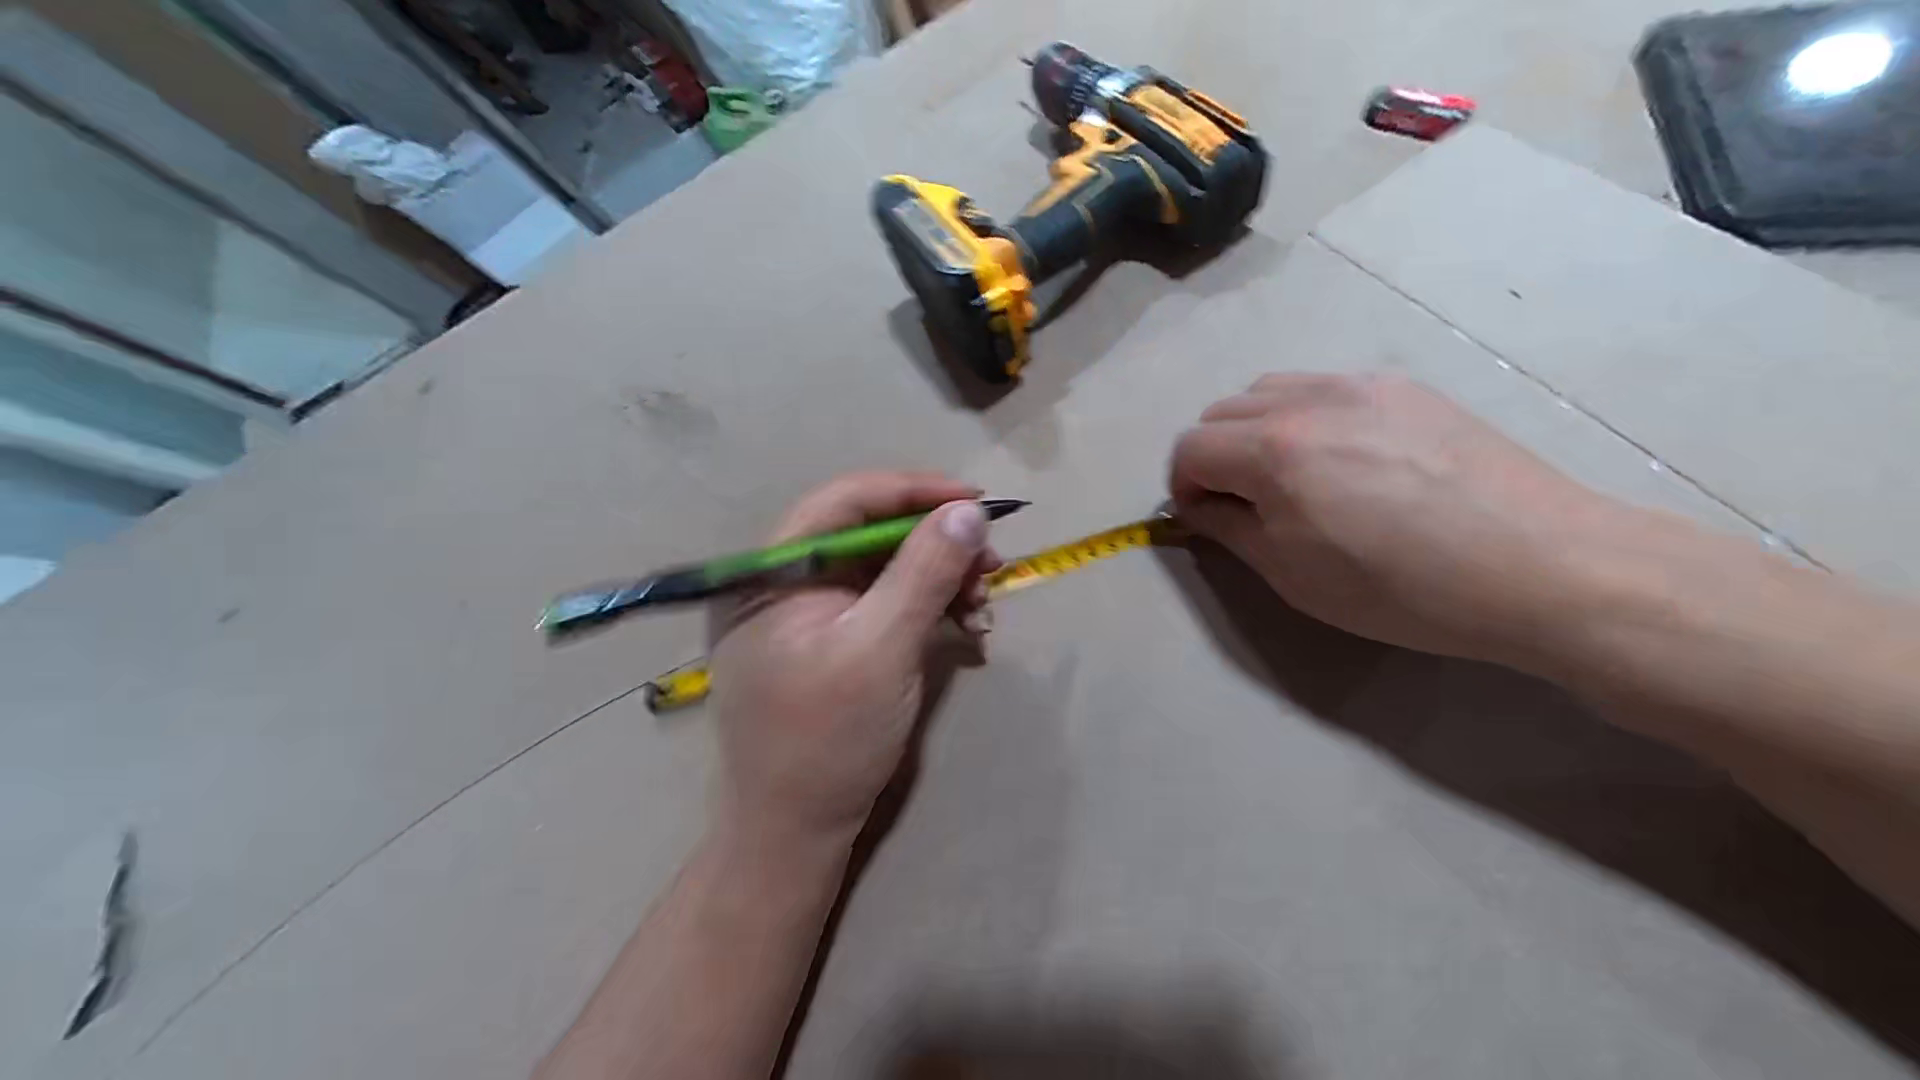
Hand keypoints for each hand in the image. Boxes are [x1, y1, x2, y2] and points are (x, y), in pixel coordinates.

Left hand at [709, 472, 997, 846]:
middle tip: (991, 563)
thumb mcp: (883, 649)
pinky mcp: (830, 641)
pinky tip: (965, 627)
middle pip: (868, 534)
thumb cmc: (829, 740)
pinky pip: (882, 604)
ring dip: (938, 577)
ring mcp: (805, 614)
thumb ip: (924, 573)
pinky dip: (925, 608)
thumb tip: (968, 512)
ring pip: (881, 569)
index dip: (914, 492)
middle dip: (935, 543)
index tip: (977, 502)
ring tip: (984, 604)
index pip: (845, 502)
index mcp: (771, 572)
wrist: (795, 832)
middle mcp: (782, 581)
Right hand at [1168, 374, 1619, 664]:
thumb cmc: (1401, 587)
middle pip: (1222, 412)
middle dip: (1214, 455)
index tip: (1205, 518)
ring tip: (1290, 474)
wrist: (1542, 567)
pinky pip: (1325, 387)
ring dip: (1255, 429)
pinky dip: (1306, 416)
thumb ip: (1229, 528)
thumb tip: (1200, 506)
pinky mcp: (1405, 387)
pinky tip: (1346, 458)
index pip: (1189, 448)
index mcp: (1274, 450)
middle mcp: (1309, 400)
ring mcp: (1361, 385)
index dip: (1182, 486)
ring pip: (1270, 389)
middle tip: (1244, 501)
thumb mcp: (1291, 573)